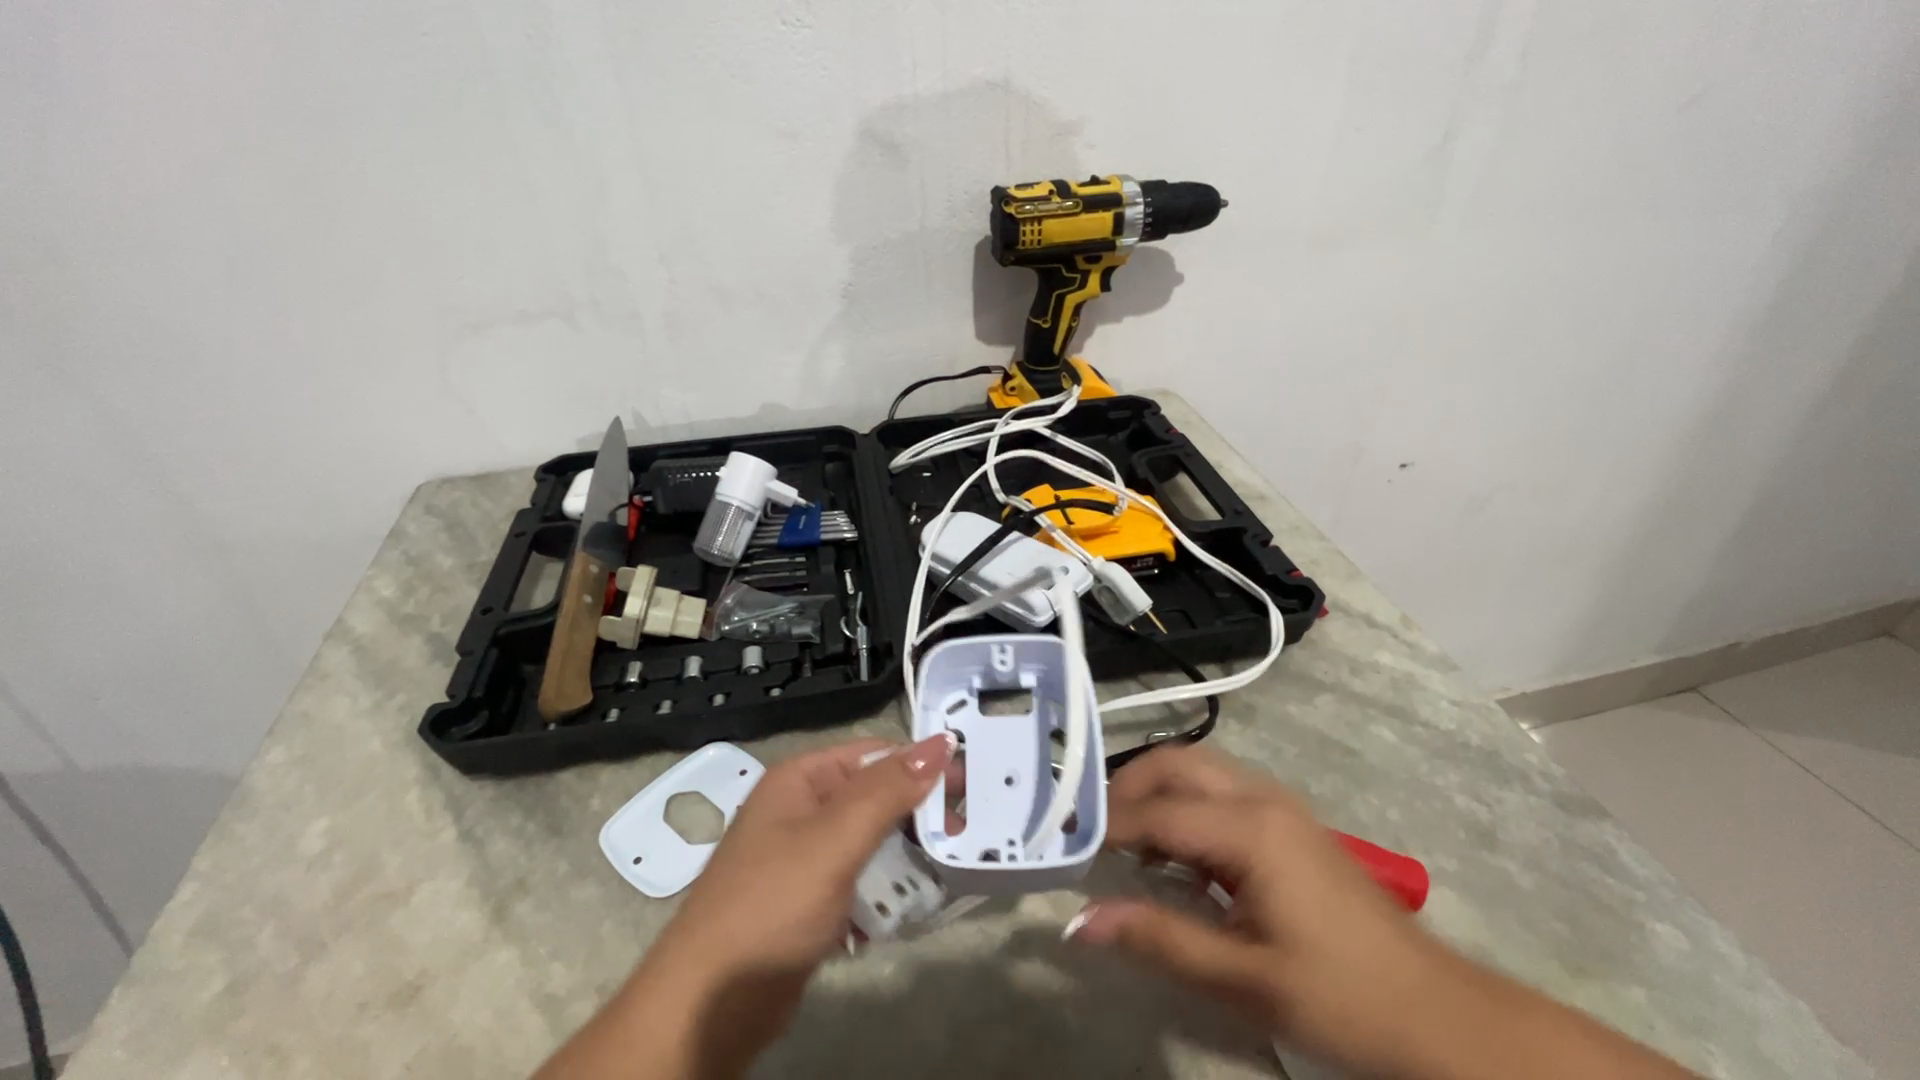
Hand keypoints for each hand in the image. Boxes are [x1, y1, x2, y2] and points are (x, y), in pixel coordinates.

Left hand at [536, 734, 955, 1079]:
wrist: (714, 999)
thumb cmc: (772, 904)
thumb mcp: (834, 839)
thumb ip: (887, 791)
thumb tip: (939, 743)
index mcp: (801, 781)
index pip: (875, 755)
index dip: (923, 765)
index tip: (973, 786)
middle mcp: (802, 811)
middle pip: (877, 799)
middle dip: (920, 818)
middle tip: (969, 836)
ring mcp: (806, 858)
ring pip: (874, 844)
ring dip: (908, 860)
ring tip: (948, 877)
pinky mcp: (812, 901)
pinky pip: (862, 883)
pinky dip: (886, 893)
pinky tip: (910, 911)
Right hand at [1064, 745, 1449, 1073]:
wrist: (1439, 1015)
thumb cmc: (1341, 998)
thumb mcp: (1242, 981)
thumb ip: (1158, 939)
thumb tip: (1078, 921)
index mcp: (1250, 830)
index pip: (1155, 812)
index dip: (1103, 826)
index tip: (1058, 841)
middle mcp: (1264, 800)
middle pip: (1178, 764)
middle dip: (1127, 788)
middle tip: (1088, 833)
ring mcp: (1283, 809)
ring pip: (1201, 771)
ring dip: (1156, 793)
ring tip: (1123, 845)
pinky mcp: (1292, 827)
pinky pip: (1223, 793)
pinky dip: (1184, 806)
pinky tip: (1174, 856)